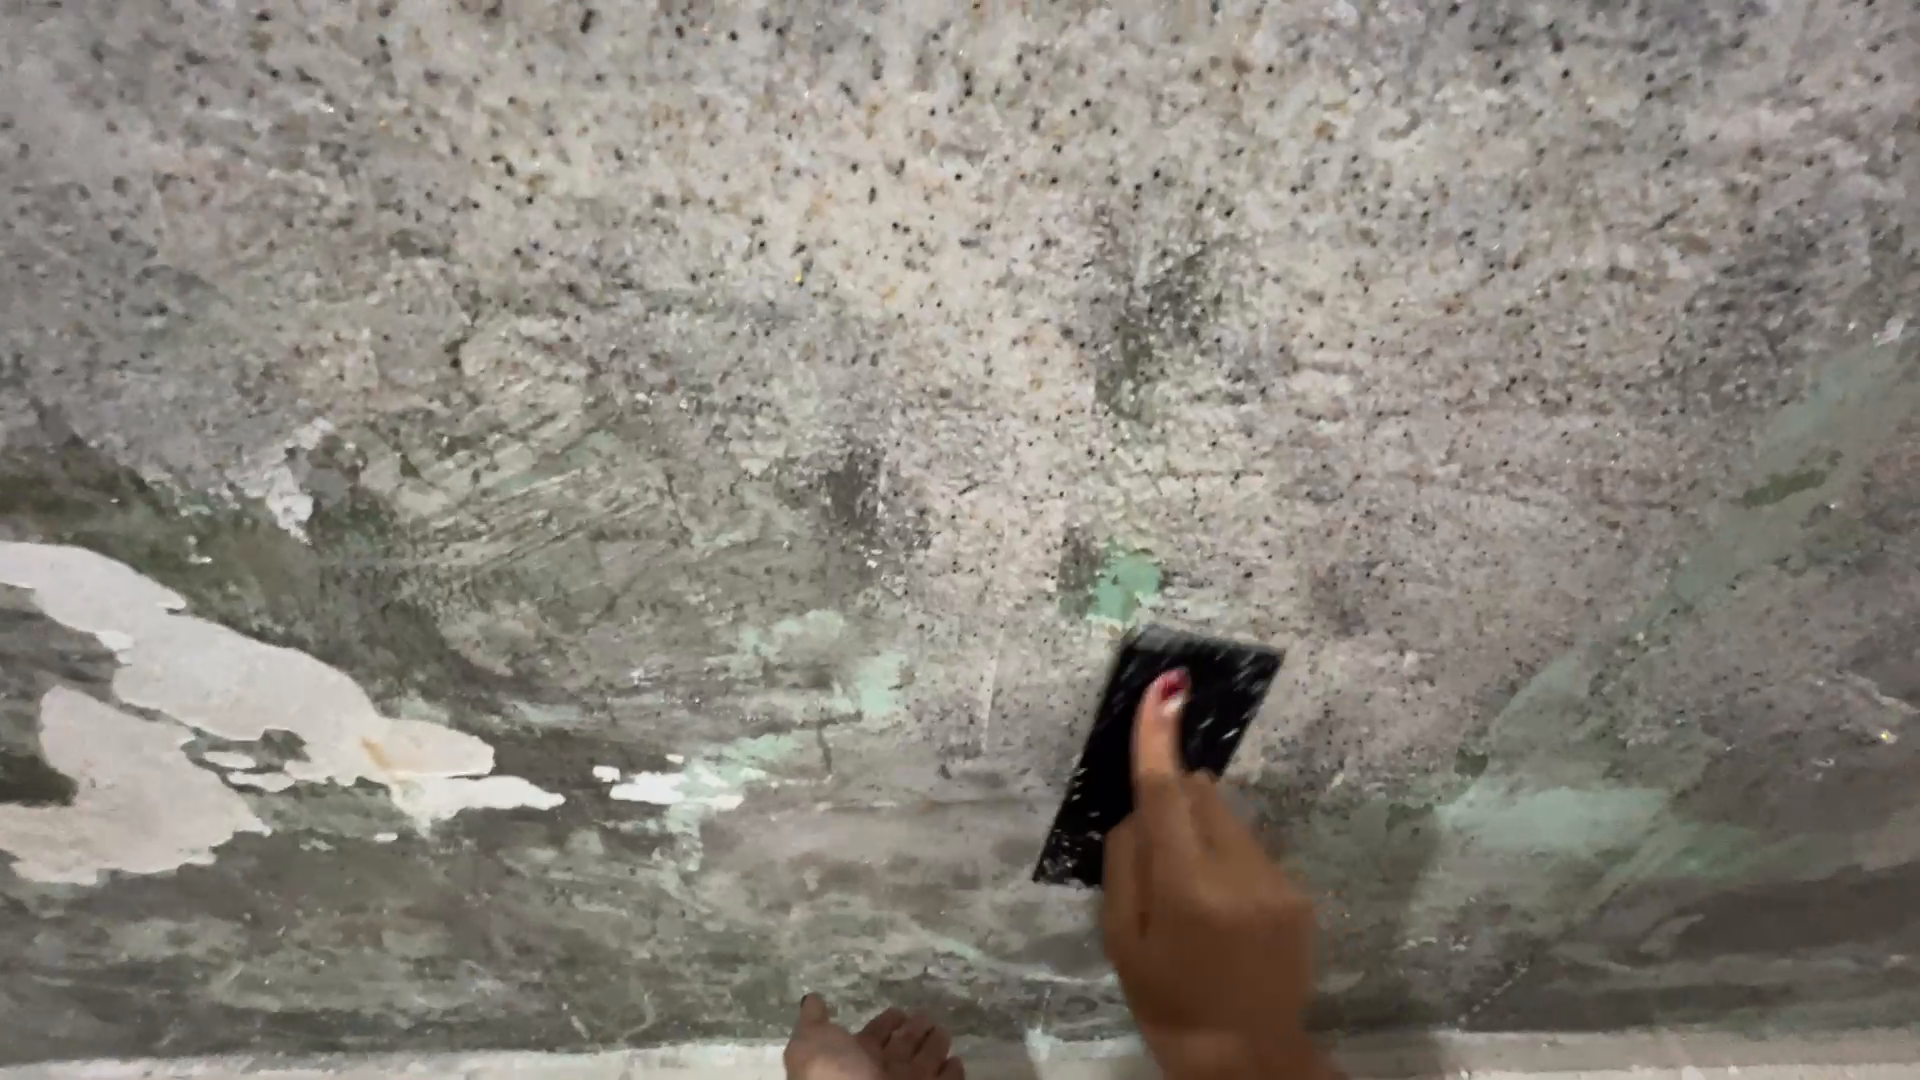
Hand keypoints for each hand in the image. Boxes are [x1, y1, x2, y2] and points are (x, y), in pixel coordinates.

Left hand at [784, 995, 962, 1079]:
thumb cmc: (833, 1077)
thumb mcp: (810, 1045)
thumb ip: (813, 1023)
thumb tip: (812, 999)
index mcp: (855, 1059)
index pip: (875, 1035)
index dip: (886, 1022)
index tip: (899, 1010)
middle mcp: (881, 1073)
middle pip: (903, 1047)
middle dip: (915, 1030)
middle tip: (927, 1015)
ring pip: (926, 1063)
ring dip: (935, 1047)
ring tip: (945, 1032)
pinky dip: (953, 1073)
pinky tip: (958, 1062)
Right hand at [1102, 670, 1335, 1079]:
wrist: (1248, 1061)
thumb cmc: (1166, 999)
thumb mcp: (1120, 935)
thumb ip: (1126, 860)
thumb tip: (1144, 806)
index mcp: (1187, 889)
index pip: (1166, 794)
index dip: (1160, 737)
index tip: (1166, 686)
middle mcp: (1240, 874)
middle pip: (1200, 795)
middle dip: (1174, 802)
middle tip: (1160, 856)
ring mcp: (1278, 882)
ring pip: (1226, 816)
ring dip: (1202, 829)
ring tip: (1195, 890)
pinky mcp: (1298, 892)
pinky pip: (1249, 843)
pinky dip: (1226, 853)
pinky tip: (1225, 905)